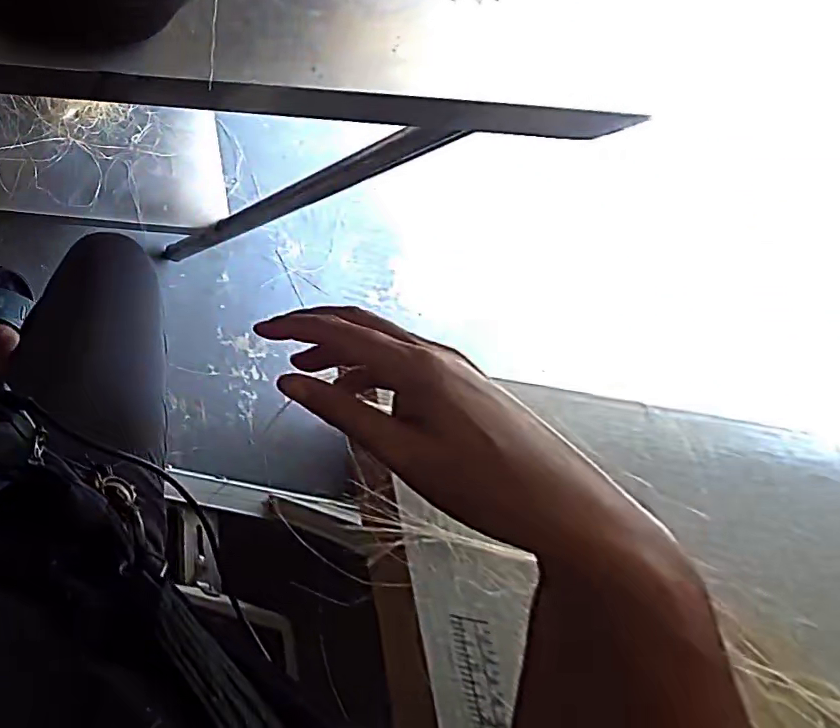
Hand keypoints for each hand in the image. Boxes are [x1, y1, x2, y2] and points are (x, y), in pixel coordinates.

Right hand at [257, 306, 681, 576]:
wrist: (575, 515)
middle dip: (312, 326)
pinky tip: (360, 392)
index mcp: (418, 367)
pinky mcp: (464, 385)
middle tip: (277, 334)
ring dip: (339, 348)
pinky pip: (403, 361)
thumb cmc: (494, 488)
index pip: (338, 330)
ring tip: (309, 368)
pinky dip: (368, 367)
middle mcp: (436, 357)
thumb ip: (340, 412)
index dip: (293, 327)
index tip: (264, 330)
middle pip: (359, 323)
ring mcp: (454, 369)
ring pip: (380, 342)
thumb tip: (293, 385)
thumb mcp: (400, 452)